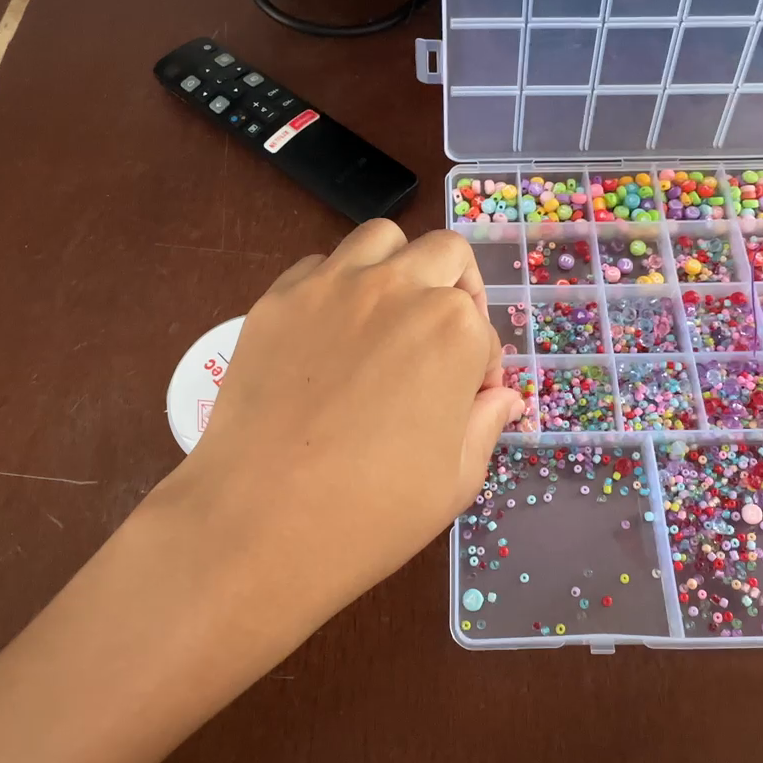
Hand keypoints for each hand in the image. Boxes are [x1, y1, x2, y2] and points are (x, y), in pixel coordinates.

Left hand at [165, 219, 523, 606]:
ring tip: (388, 314)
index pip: (484, 329)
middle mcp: (398, 288)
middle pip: (445, 253)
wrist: (258, 523)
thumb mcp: (454, 481)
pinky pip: (319, 266)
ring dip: (398, 266)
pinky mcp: (278, 297)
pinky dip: (336, 285)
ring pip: (381, 239)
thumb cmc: (372, 513)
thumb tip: (503, 397)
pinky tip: (328, 334)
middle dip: (456, 289)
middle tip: (441, 339)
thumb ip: (485, 424)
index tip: (467, 399)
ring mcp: (332, 286)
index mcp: (454, 330)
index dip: (482, 368)